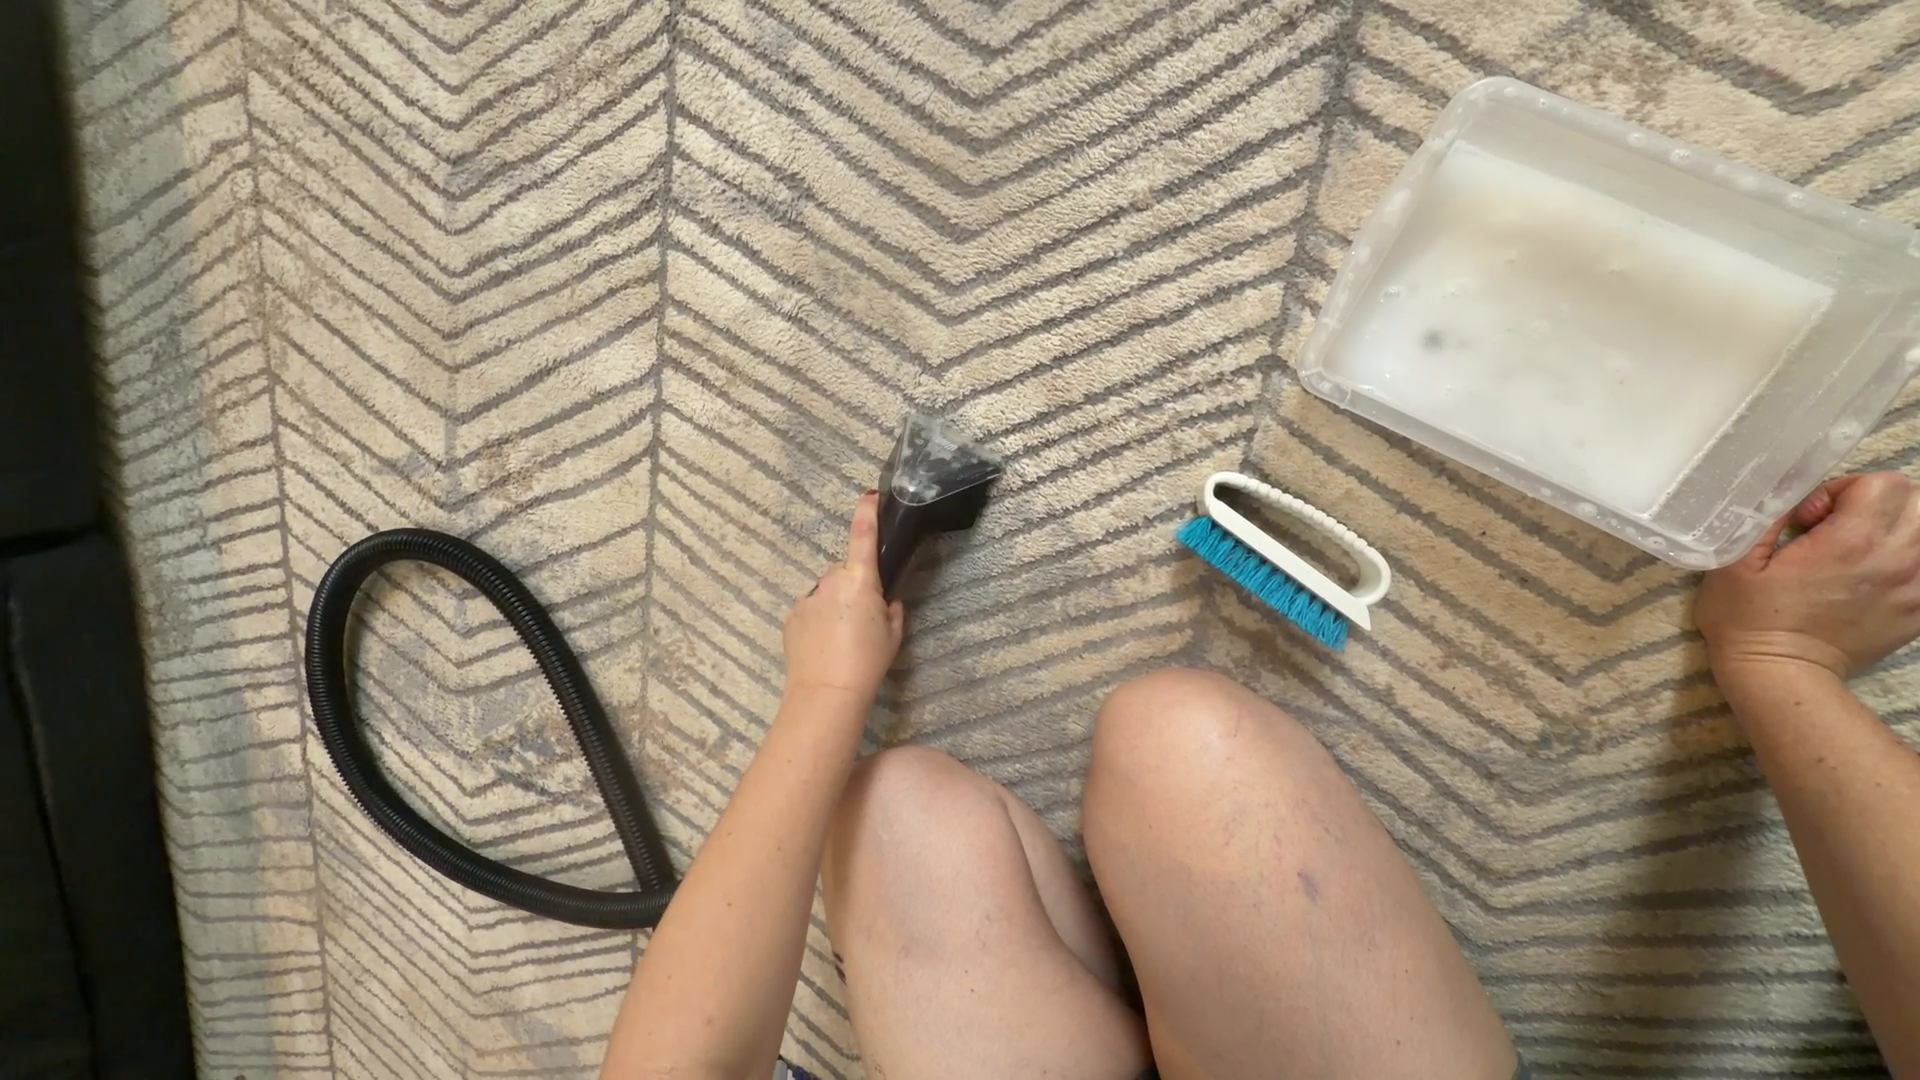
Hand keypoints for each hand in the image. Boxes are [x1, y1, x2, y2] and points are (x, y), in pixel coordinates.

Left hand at [783, 492, 904, 704]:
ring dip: (835, 605)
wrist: (827, 692)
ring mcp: (808, 598)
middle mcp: (831, 582)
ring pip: (827, 592)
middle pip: (845, 573)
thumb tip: (886, 601)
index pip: (863, 536)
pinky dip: (819, 620)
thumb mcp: (893, 635)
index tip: (869, 496)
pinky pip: (811, 609)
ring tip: (842, 638)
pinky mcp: (792, 616)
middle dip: (854, 586)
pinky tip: (825, 645)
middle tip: (863, 618)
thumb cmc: (867, 662)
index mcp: (860, 581)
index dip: (866, 513)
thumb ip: (891, 611)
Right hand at [1698, 472, 1919, 689]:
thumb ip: (1764, 521)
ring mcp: (1917, 584)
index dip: (1841, 490)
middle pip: (1918, 500)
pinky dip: (1906, 559)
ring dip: (1895, 529)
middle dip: (1877, 503)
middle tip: (1836, 527)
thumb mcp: (1733, 563)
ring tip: (1857, 549)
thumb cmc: (1745, 616)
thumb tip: (1785, 496)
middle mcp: (1897, 557)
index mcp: (1849, 542)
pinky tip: (1871, 575)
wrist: (1780, 670)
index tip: (1810, 518)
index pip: (1882, 484)